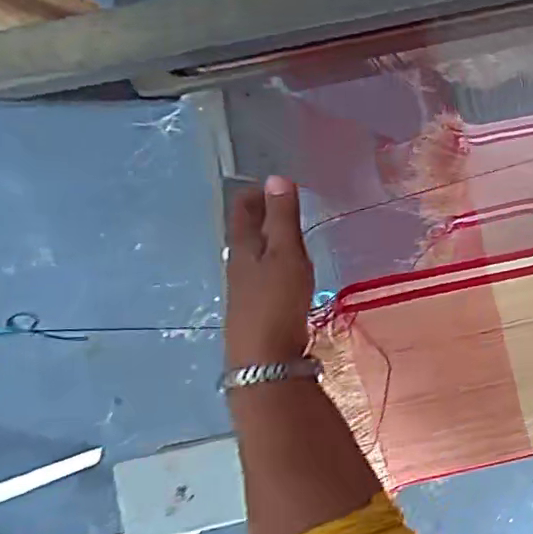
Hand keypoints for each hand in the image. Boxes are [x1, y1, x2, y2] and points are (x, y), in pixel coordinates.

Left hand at [224, 175, 315, 368]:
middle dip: (264, 213)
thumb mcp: (286, 253)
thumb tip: (276, 177)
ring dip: (271, 238)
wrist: (264, 356)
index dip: (258, 191)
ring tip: (295, 233)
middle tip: (291, 203)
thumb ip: (283, 218)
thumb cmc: (276, 299)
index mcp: (243, 244)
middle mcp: (238, 261)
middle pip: (246, 229)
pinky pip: (265, 272)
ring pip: (255, 252)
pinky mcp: (257, 305)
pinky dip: (277, 261)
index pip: (243, 206)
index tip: (281, 184)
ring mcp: (245, 285)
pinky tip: (292, 270)